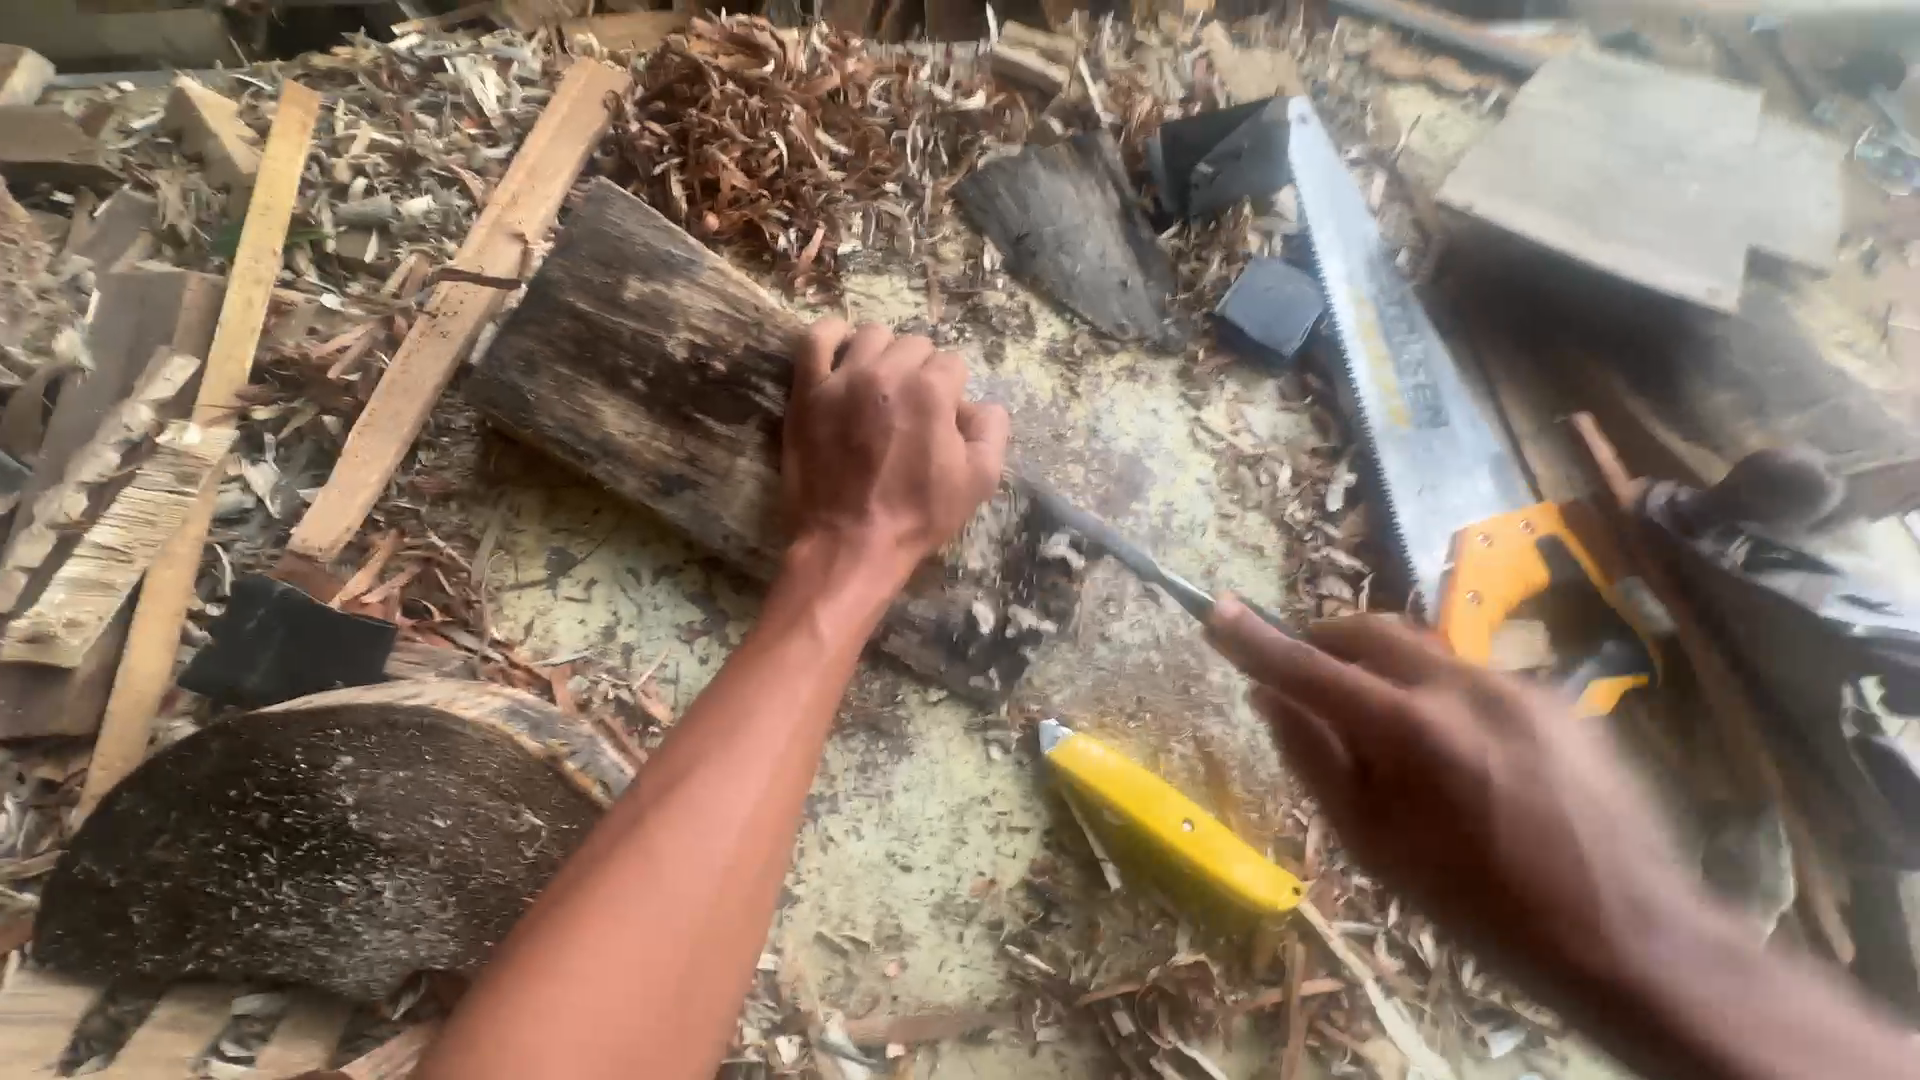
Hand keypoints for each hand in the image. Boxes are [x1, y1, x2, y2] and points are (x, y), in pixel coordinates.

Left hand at [783, 319, 1008, 572]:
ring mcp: (843, 380)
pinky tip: (842, 346)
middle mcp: (887, 373)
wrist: (850, 542)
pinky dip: (832, 335)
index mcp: (931, 391)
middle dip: (923, 371)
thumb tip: (982, 405)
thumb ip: (992, 430)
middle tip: (915, 407)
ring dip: (885, 352)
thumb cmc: (917, 515)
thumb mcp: (978, 481)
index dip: (954, 393)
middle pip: (915, 345)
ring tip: (883, 383)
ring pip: (872, 336)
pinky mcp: (808, 392)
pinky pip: (815, 340)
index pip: (953, 365)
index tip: (945, 420)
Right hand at [1208, 601, 1696, 985]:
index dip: (1255, 640)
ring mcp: (1517, 687)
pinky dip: (1437, 696)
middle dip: (1323, 643)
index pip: (1309, 668)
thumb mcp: (1371, 843)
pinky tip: (1461, 755)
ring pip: (1420, 652)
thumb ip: (1312, 757)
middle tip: (1307, 683)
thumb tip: (1266, 696)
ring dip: (1382, 673)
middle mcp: (1463, 687)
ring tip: (1391, 733)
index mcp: (1410, 730)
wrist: (1635, 940)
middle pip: (1367, 632)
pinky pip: (1470, 678)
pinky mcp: (1556, 699)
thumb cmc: (1477, 905)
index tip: (1217, 611)